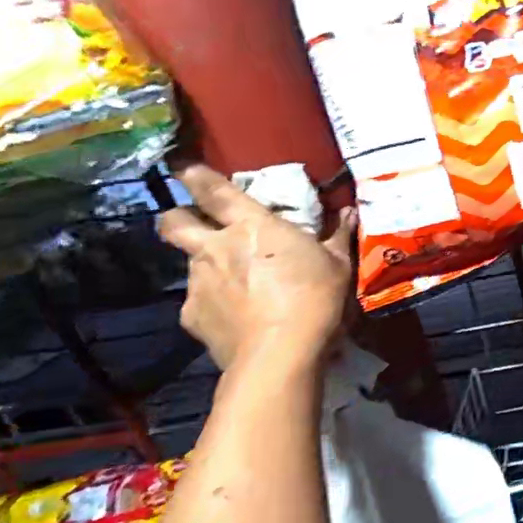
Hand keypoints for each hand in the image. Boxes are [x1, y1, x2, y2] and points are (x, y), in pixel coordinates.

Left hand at [156, 163, 355, 368]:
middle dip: (177, 217)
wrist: (281, 354)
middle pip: (174, 222)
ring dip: (206, 268)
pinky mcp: (192, 317)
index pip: (210, 188)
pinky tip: (233, 321)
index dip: (193, 173)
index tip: (183, 167)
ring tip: (232, 288)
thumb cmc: (314, 299)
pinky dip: (212, 308)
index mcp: (251, 225)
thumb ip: (338, 236)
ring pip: (189, 264)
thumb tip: (349, 212)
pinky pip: (197, 304)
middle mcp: (215, 247)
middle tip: (192, 225)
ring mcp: (198, 282)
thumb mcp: (338, 265)